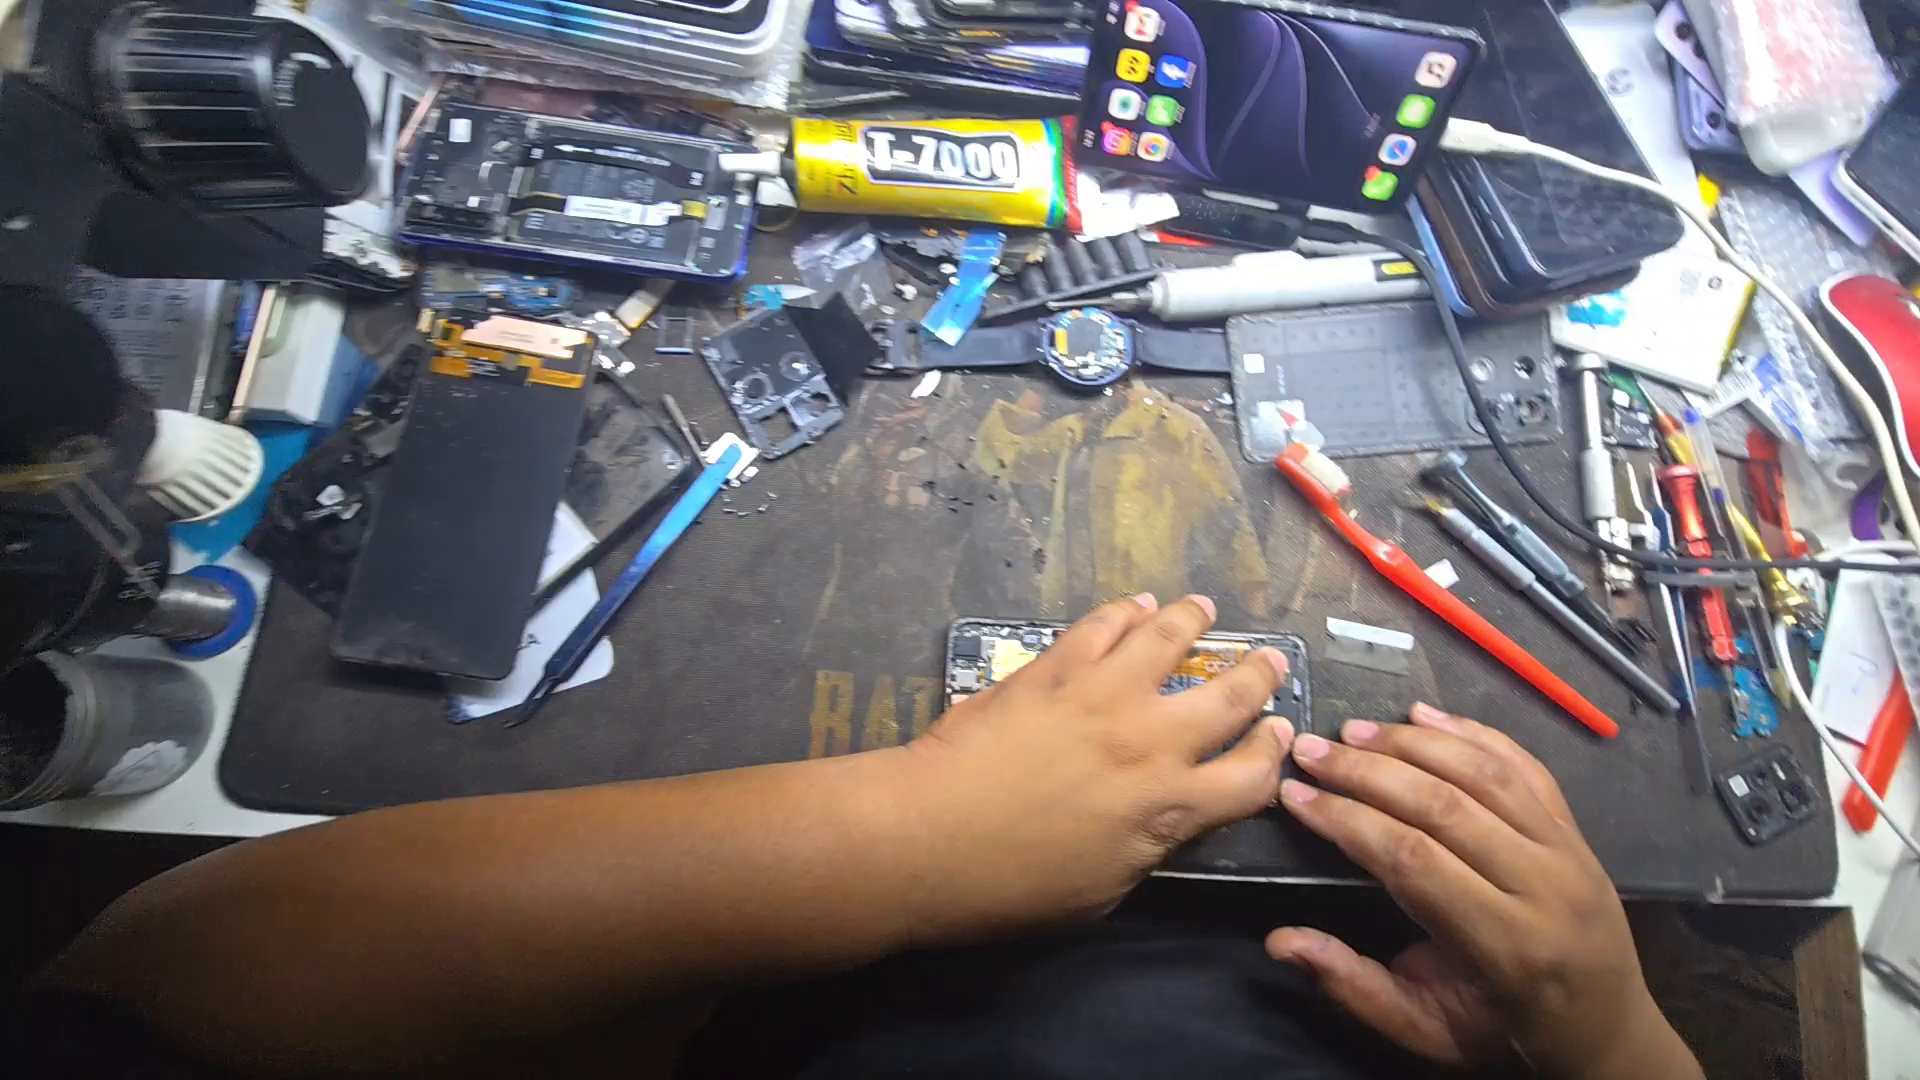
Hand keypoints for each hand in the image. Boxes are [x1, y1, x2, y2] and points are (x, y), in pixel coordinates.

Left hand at [902, 594, 1292, 936]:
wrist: (935, 833)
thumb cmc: (1015, 884)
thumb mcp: (1104, 888)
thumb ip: (1146, 843)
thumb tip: (1160, 816)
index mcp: (1169, 809)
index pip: (1249, 776)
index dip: (1272, 751)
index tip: (1279, 731)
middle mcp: (1151, 742)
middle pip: (1227, 698)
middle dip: (1258, 675)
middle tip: (1269, 658)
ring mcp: (1103, 695)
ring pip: (1166, 641)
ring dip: (1191, 619)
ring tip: (1203, 607)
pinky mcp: (1056, 668)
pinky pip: (1101, 627)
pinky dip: (1124, 611)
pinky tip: (1134, 604)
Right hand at [1266, 704, 1700, 1079]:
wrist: (1607, 1028)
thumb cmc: (1498, 1027)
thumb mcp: (1422, 1030)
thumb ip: (1352, 987)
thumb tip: (1279, 942)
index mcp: (1507, 946)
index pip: (1412, 859)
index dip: (1345, 819)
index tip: (1294, 795)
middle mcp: (1545, 889)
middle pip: (1443, 805)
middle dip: (1363, 771)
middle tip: (1308, 750)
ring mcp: (1569, 851)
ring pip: (1482, 774)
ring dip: (1409, 742)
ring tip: (1352, 731)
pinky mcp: (1575, 828)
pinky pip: (1523, 765)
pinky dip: (1470, 730)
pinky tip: (1421, 712)